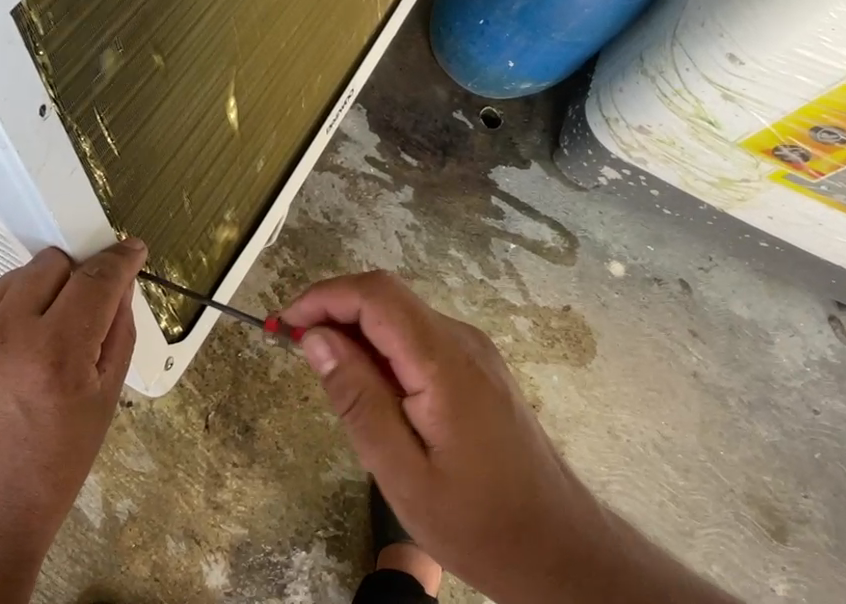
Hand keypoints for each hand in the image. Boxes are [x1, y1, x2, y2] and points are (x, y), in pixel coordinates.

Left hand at [0, 239, 145, 603]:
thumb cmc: (51, 470)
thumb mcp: (103, 404)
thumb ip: (118, 333)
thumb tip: (121, 285)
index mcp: (56, 354)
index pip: (96, 278)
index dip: (120, 258)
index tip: (132, 249)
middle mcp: (7, 333)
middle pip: (54, 263)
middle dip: (77, 279)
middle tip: (83, 313)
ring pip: (18, 274)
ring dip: (41, 291)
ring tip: (45, 335)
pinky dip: (7, 305)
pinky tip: (14, 341)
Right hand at [282, 272, 736, 603]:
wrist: (561, 551)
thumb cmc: (478, 523)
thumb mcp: (401, 472)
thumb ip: (357, 399)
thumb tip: (316, 337)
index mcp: (444, 363)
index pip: (374, 294)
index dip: (322, 296)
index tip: (284, 325)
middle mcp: (463, 341)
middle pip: (385, 297)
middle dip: (333, 311)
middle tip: (298, 352)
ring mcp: (474, 352)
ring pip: (399, 315)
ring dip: (355, 331)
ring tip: (331, 380)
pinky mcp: (478, 368)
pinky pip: (416, 337)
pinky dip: (380, 348)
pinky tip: (371, 392)